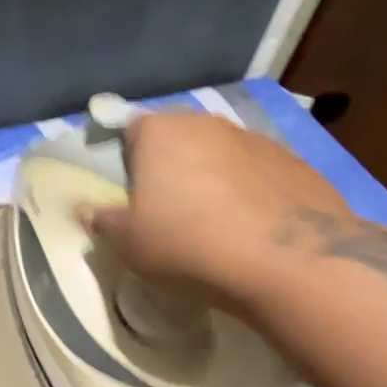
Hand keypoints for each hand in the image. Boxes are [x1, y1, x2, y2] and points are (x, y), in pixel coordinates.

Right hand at [82, 113, 352, 300]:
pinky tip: (251, 231)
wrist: (288, 263)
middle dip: (171, 167)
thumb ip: (103, 221)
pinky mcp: (297, 164)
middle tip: (167, 211)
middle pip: (179, 139)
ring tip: (214, 225)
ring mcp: (258, 140)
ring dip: (214, 179)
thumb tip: (88, 210)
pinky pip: (259, 175)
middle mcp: (209, 123)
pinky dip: (251, 194)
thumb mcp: (128, 244)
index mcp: (161, 131)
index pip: (131, 130)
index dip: (126, 160)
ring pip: (222, 155)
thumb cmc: (189, 245)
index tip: (130, 195)